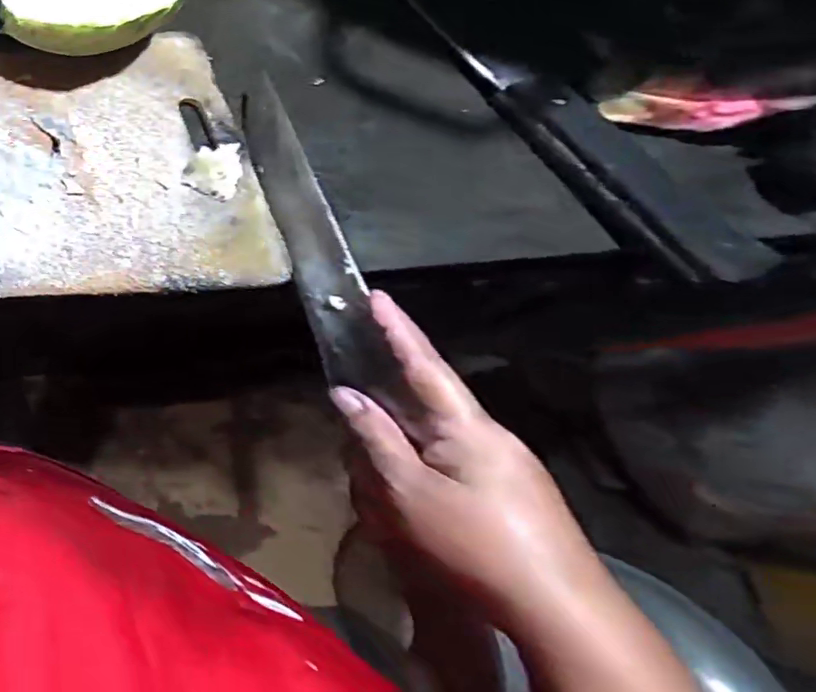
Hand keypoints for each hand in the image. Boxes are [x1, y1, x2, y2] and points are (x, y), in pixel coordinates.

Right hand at [333, 292, 613, 628]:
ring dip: (400, 445)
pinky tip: (406, 490)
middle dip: (387, 404)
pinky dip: (418, 463)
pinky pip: (449, 461)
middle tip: (353, 406)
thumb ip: (374, 436)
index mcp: (469, 428)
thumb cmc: (476, 543)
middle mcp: (492, 438)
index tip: (377, 296)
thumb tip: (345, 393)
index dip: (398, 330)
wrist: (565, 615)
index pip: (426, 366)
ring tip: (377, 472)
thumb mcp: (408, 490)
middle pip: (426, 404)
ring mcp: (506, 466)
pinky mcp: (510, 493)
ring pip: (434, 437)